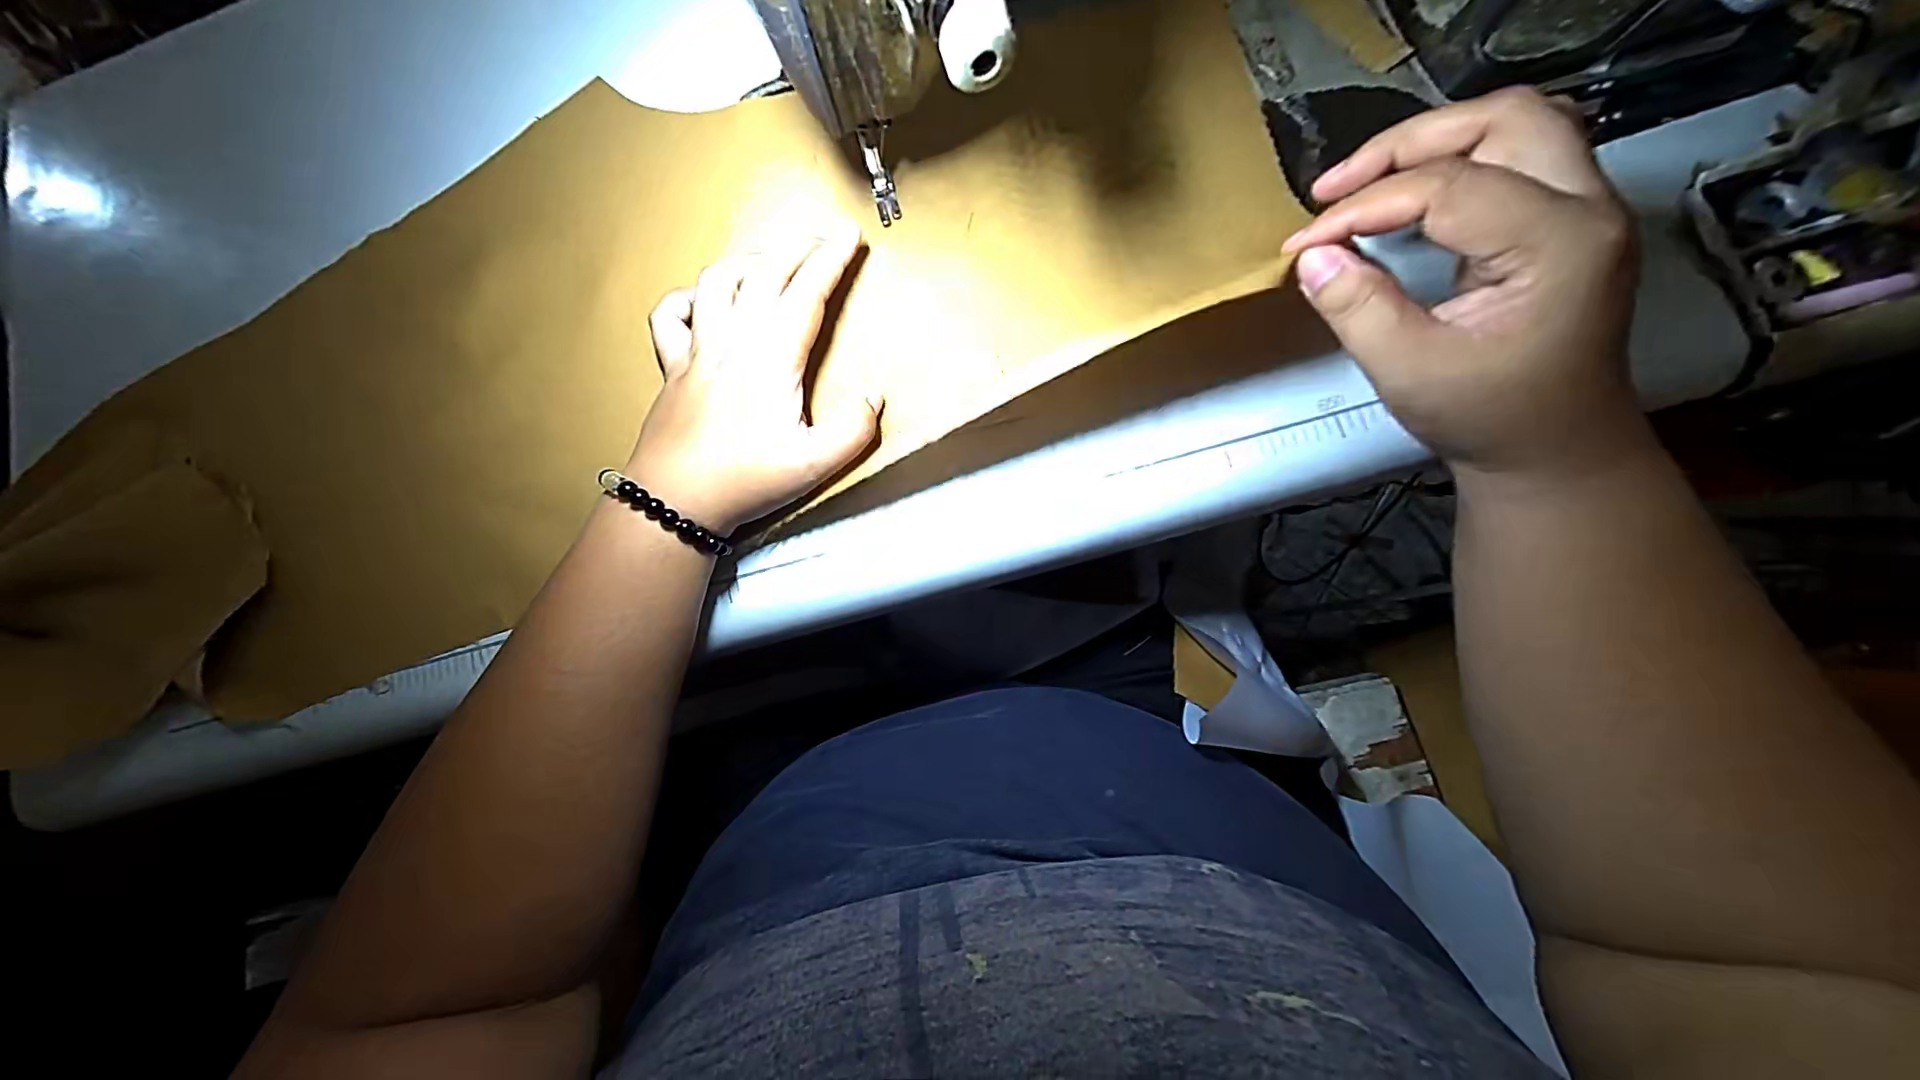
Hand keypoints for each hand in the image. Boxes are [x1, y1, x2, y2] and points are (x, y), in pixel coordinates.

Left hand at [627, 229, 880, 533]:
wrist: (676, 500)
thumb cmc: (743, 481)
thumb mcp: (815, 464)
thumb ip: (854, 430)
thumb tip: (872, 398)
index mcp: (771, 359)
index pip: (806, 293)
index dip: (831, 260)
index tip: (849, 236)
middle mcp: (733, 343)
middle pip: (764, 274)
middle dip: (798, 249)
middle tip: (822, 241)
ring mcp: (698, 351)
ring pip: (717, 281)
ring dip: (748, 262)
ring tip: (770, 261)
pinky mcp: (673, 368)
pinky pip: (670, 315)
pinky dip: (688, 298)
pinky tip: (703, 301)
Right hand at [1282, 88, 1647, 482]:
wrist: (1552, 445)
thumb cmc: (1486, 416)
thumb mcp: (1407, 370)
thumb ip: (1357, 307)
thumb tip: (1312, 257)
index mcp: (1556, 243)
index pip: (1447, 186)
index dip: (1362, 207)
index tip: (1304, 244)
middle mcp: (1586, 206)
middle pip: (1501, 119)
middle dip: (1404, 144)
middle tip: (1334, 188)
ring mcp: (1583, 208)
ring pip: (1511, 126)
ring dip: (1429, 144)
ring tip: (1361, 185)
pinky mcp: (1564, 220)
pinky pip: (1511, 159)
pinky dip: (1449, 165)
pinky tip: (1402, 198)